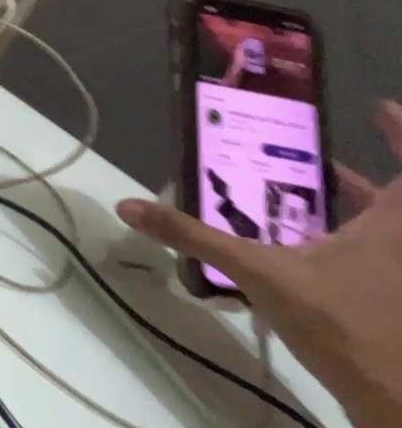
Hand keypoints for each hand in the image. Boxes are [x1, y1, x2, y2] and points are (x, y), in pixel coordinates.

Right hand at [117, 101, 401, 426]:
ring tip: (296, 197)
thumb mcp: (259, 275)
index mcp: (391, 227)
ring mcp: (398, 276)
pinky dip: (348, 247)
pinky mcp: (389, 302)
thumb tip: (130, 206)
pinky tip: (303, 253)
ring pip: (381, 229)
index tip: (377, 107)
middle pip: (390, 198)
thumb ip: (194, 237)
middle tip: (307, 157)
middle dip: (354, 175)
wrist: (397, 403)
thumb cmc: (347, 326)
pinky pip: (375, 260)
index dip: (400, 133)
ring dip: (350, 209)